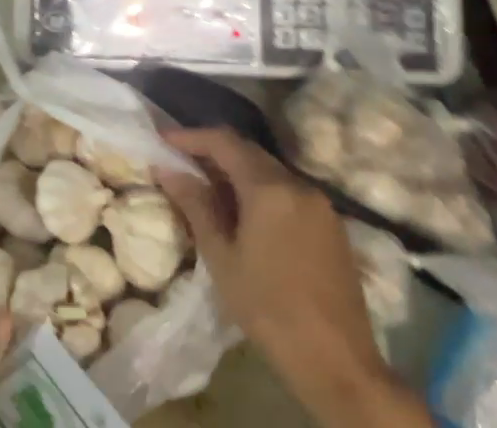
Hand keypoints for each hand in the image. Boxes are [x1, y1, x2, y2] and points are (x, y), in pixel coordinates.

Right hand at [154, 127, 429, 427]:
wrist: (335, 359)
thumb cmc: (267, 306)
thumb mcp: (220, 256)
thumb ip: (195, 205)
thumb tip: (167, 169)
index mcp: (270, 189)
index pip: (225, 142)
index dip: (190, 136)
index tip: (161, 140)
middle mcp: (299, 186)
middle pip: (249, 153)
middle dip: (212, 153)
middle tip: (178, 164)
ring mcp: (320, 206)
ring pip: (269, 172)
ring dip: (235, 173)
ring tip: (203, 189)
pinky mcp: (330, 226)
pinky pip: (287, 193)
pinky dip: (258, 191)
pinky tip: (240, 214)